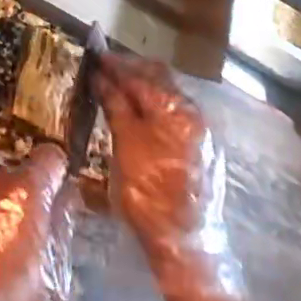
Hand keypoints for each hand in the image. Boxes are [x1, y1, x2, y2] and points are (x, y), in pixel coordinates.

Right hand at [93, 54, 232, 283]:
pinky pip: (177, 114)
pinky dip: (156, 107)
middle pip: (160, 79)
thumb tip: (102, 78)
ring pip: (170, 96)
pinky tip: (140, 115)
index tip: (96, 55)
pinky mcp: (204, 149)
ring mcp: (202, 132)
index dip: (116, 65)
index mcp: (176, 109)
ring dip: (145, 88)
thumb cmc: (149, 194)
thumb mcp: (125, 147)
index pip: (141, 75)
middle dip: (132, 70)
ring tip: (120, 89)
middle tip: (106, 68)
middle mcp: (194, 113)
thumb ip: (116, 106)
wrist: (186, 245)